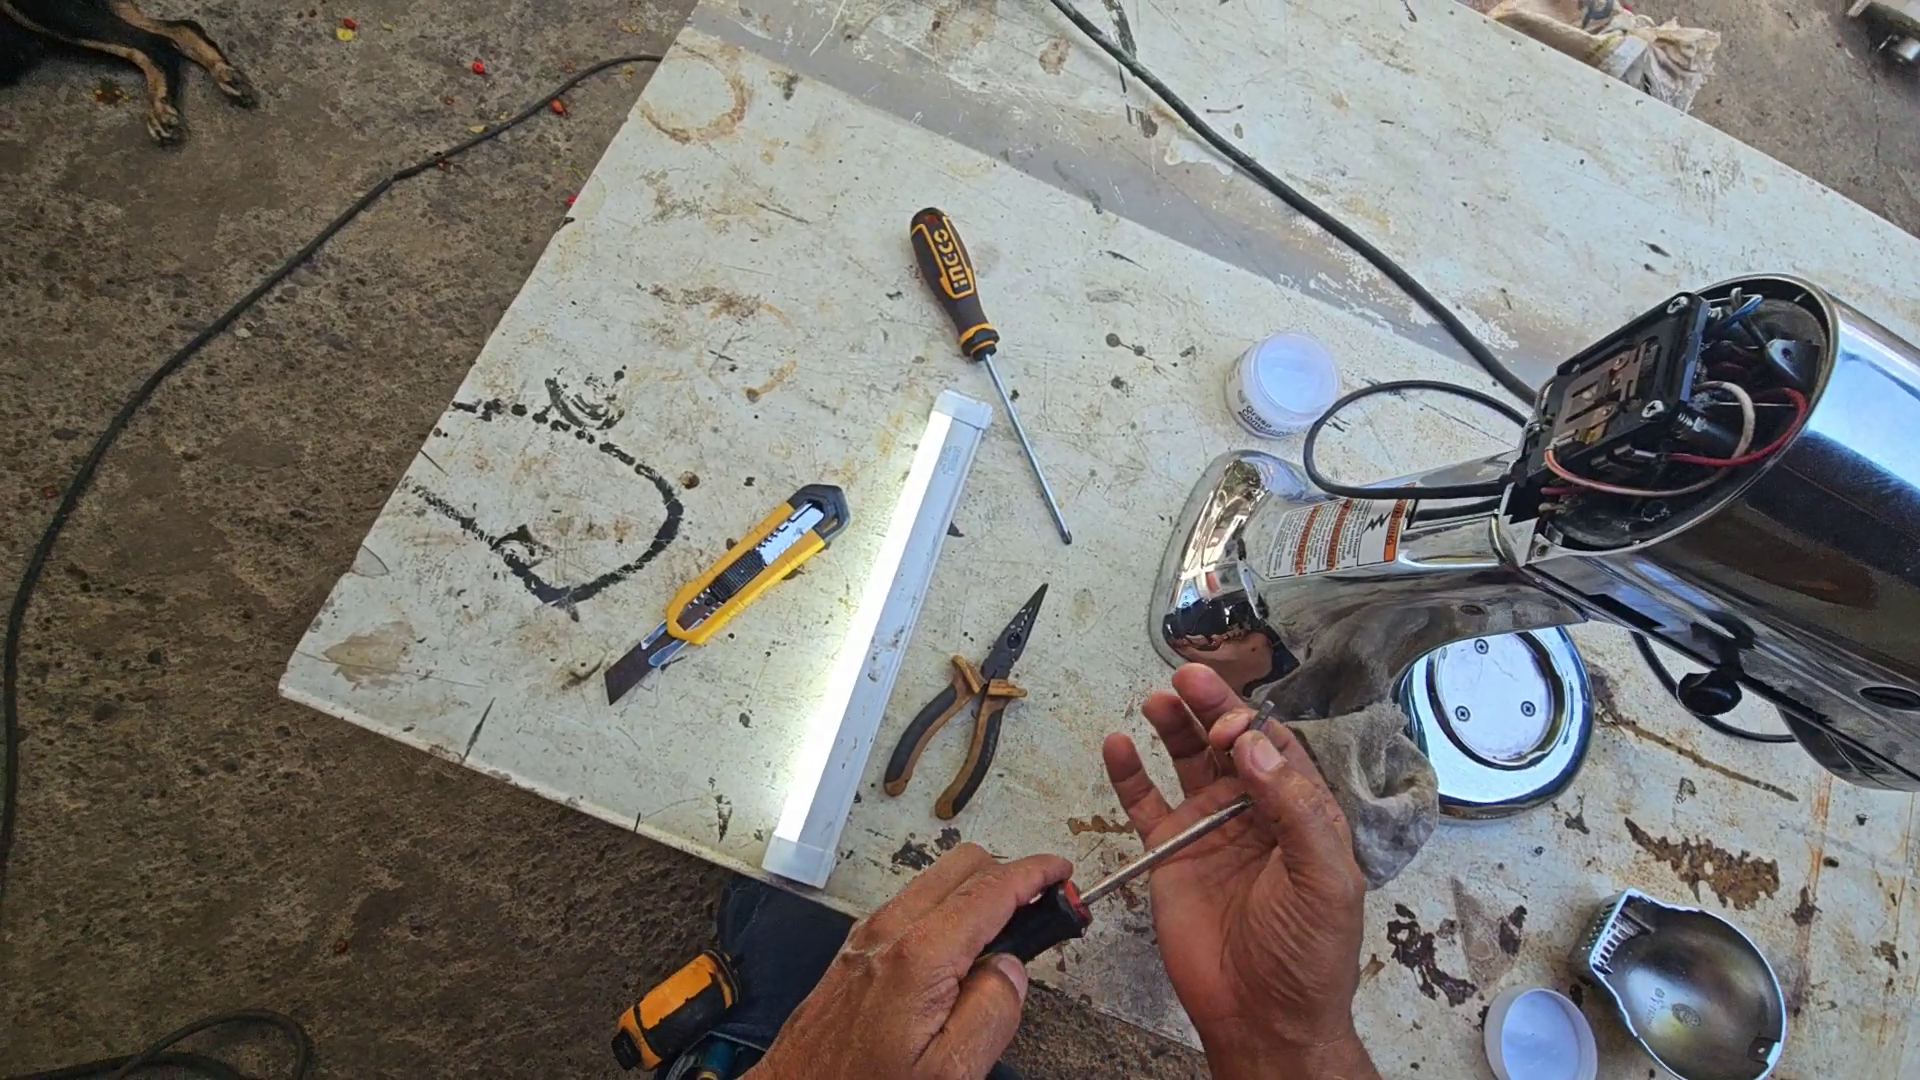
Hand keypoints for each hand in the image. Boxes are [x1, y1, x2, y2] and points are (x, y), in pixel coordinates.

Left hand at [749, 845, 1070, 1079]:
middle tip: (1041, 909)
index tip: (1060, 871)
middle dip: (1010, 875)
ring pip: (940, 878)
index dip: (1034, 873)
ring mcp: (872, 932)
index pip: (991, 889)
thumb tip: (1012, 968)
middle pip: (966, 864)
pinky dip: (952, 904)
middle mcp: (891, 929)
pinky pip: (918, 901)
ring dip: (981, 889)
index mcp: (919, 955)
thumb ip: (992, 1013)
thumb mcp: (948, 1077)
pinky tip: (963, 946)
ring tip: (1007, 933)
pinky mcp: (861, 945)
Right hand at [1104, 664, 1377, 1079]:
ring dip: (1173, 727)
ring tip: (1158, 700)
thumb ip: (1294, 810)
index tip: (1230, 726)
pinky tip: (1118, 745)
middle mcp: (1250, 810)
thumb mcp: (1322, 880)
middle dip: (1210, 708)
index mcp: (1297, 813)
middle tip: (1188, 678)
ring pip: (1184, 760)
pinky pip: (1143, 801)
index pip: (1274, 749)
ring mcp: (1206, 826)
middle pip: (1226, 743)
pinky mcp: (1168, 848)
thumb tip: (1256, 746)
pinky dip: (1129, 773)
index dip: (1252, 727)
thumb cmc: (1307, 954)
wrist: (1260, 1016)